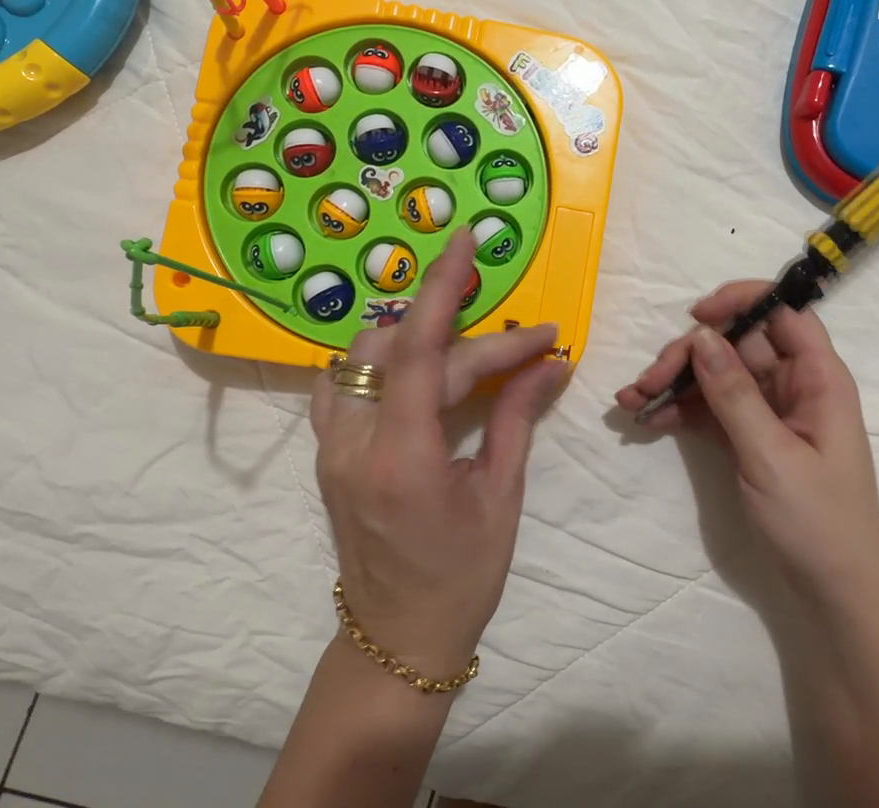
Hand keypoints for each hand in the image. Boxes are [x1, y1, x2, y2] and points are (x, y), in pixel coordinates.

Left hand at [311, 231, 566, 677]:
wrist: (397, 635)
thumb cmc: (462, 575)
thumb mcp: (500, 496)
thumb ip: (517, 419)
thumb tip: (551, 363)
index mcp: (401, 456)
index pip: (422, 349)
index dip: (445, 287)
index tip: (469, 242)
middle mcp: (354, 441)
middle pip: (408, 351)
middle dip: (476, 337)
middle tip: (534, 344)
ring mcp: (331, 446)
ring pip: (362, 356)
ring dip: (417, 333)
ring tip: (473, 337)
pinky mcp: (328, 451)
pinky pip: (344, 382)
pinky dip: (383, 357)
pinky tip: (418, 358)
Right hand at [616, 283, 878, 608]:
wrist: (834, 592)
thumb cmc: (816, 521)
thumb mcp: (770, 455)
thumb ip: (734, 395)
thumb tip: (702, 336)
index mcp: (819, 380)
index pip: (785, 314)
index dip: (742, 302)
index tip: (695, 317)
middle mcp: (796, 387)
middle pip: (739, 346)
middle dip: (691, 355)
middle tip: (648, 380)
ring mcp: (772, 414)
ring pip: (720, 377)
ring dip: (677, 383)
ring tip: (632, 401)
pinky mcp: (752, 440)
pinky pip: (714, 410)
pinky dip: (683, 411)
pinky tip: (648, 420)